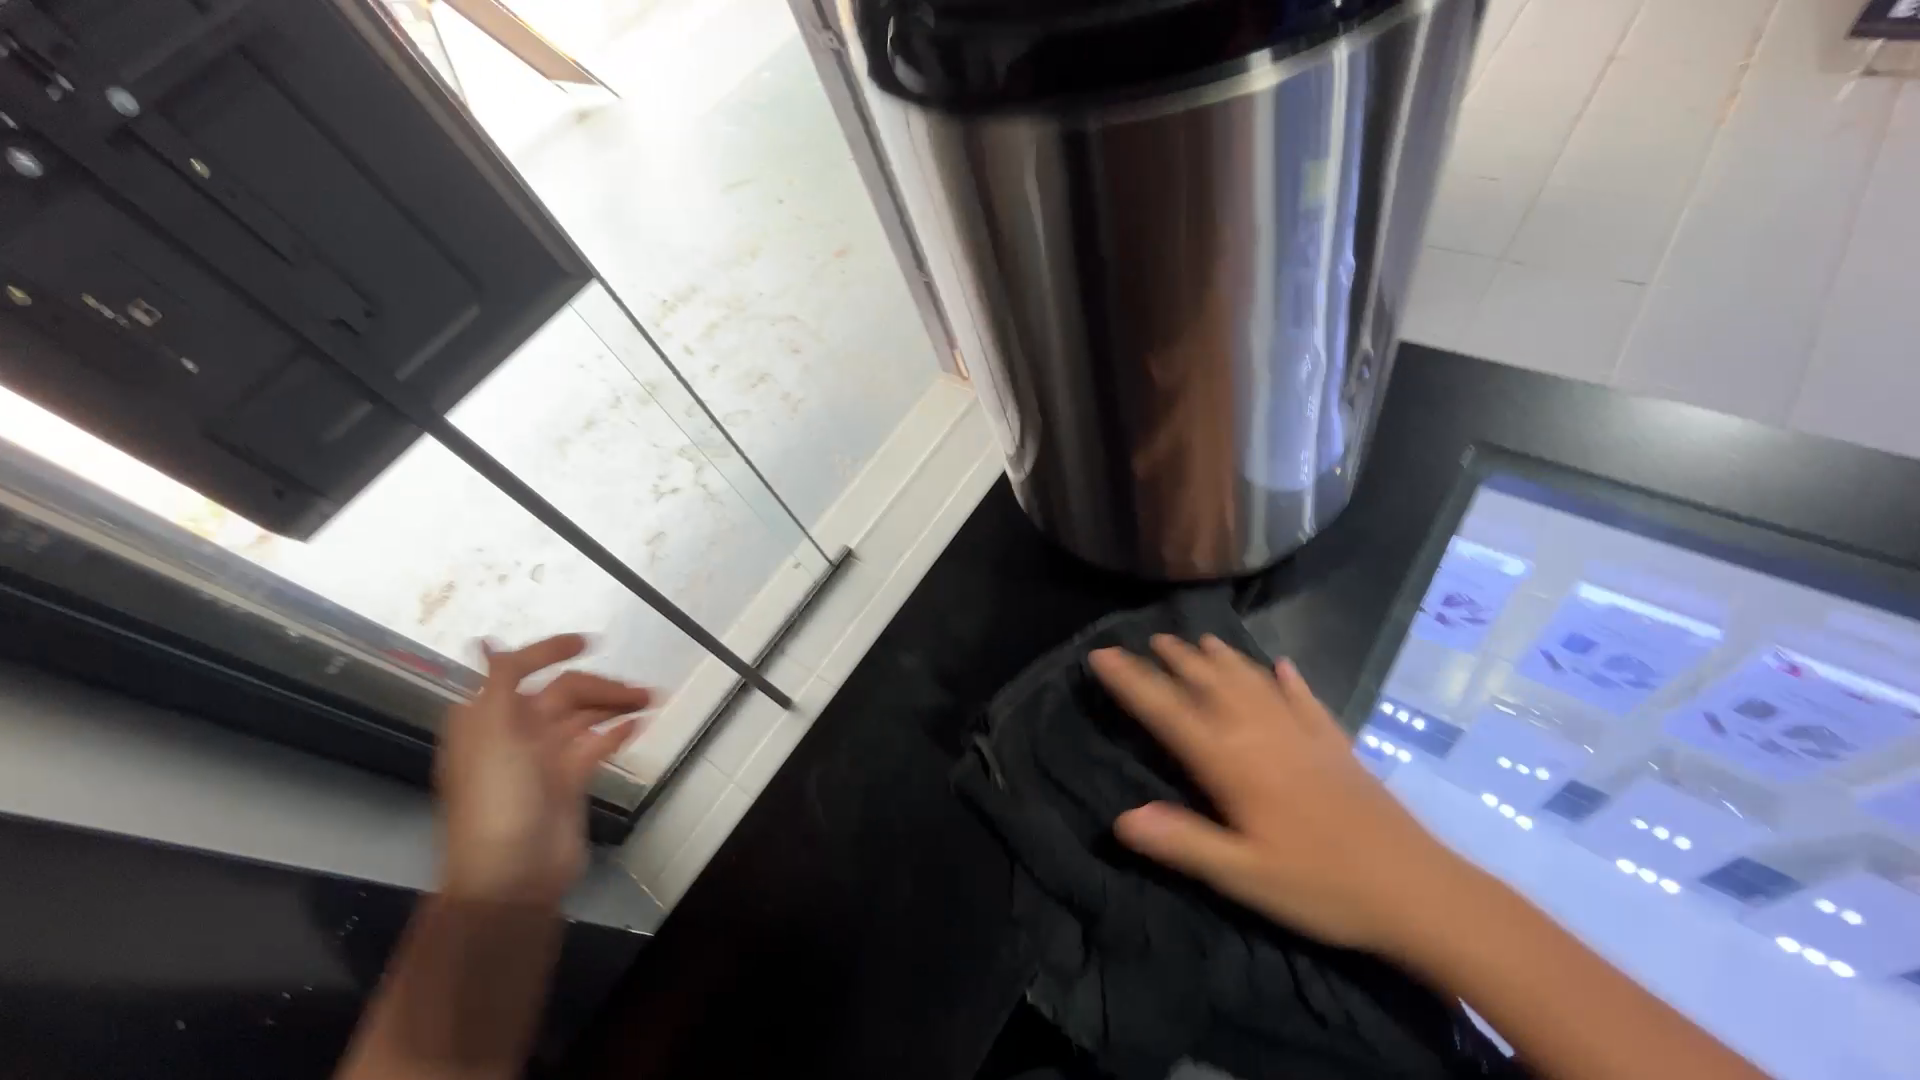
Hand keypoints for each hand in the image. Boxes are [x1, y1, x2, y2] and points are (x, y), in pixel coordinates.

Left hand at [436, 633, 650, 905]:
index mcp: (490, 719)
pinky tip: (639, 725)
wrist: (513, 873)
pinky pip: (596, 746)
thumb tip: (487, 642)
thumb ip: (499, 683)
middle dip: (601, 686)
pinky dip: (616, 733)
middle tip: (643, 690)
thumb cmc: (498, 798)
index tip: (587, 643)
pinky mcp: (569, 781)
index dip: (548, 652)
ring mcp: (544, 758)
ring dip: (615, 705)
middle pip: (562, 694)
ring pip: (584, 718)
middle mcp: (516, 733)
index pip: (519, 671)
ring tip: (651, 700)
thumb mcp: (493, 734)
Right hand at [1089, 635, 1462, 954]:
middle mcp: (1264, 736)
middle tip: (1150, 639)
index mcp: (1234, 763)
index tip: (1102, 654)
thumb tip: (1121, 818)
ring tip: (1199, 640)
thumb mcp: (1243, 876)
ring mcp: (1305, 736)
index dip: (1132, 682)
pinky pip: (1305, 700)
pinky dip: (1289, 679)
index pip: (1170, 712)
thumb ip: (1183, 843)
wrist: (1419, 891)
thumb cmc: (1322, 887)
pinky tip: (1282, 666)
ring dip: (1223, 659)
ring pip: (1254, 682)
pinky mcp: (1337, 746)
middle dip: (1177, 660)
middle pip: (1211, 685)